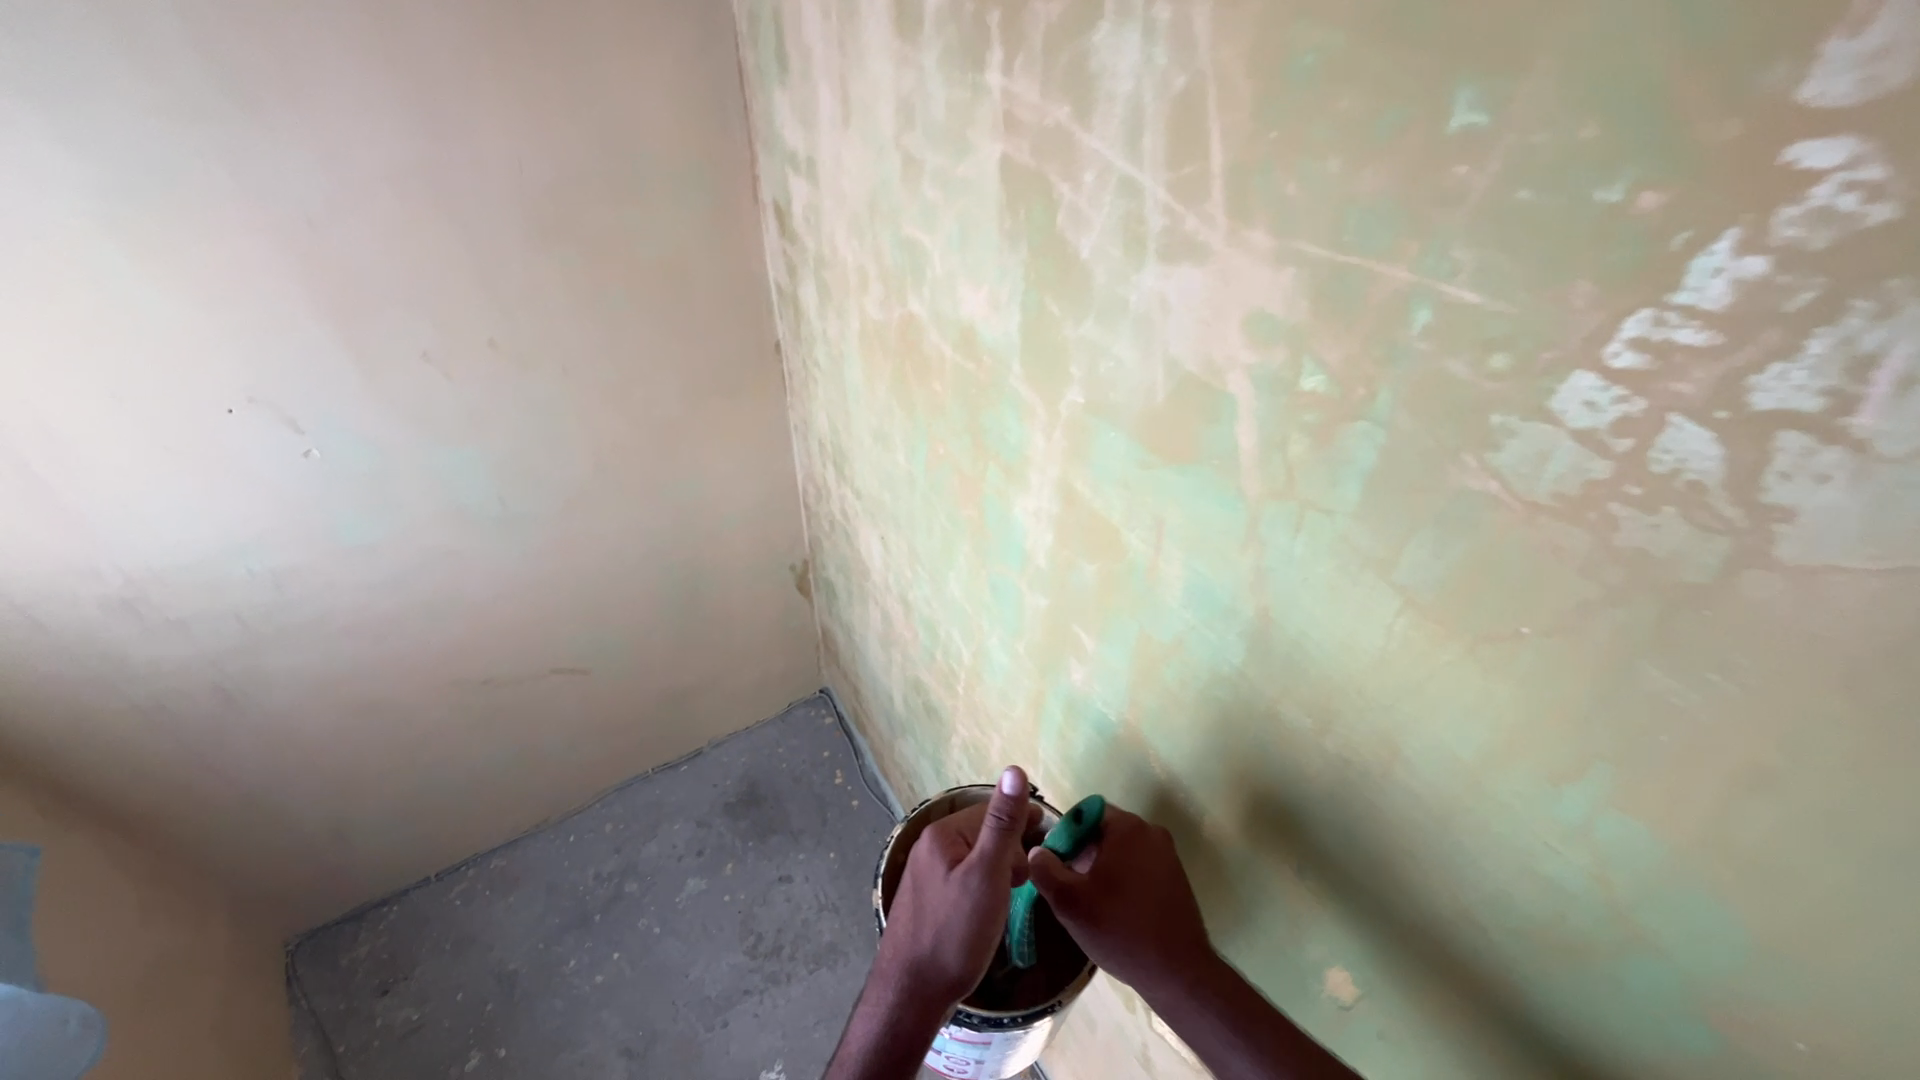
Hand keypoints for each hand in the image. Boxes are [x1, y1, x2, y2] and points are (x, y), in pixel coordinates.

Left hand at [876, 766, 1040, 1007]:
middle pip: (980, 834)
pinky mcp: (927, 903)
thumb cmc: (955, 932)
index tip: (1048, 836)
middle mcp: (928, 849)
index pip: (990, 812)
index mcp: (942, 835)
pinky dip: (983, 887)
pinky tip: (990, 911)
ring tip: (1014, 894)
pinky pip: (962, 881)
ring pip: (972, 859)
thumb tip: (1014, 770)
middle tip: (1029, 878)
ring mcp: (924, 877)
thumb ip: (1003, 823)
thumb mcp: (988, 874)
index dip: (1021, 822)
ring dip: (998, 869)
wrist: (913, 993)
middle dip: (1010, 848)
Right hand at [1025, 804, 1213, 993]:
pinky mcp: (1176, 879)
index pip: (1085, 812)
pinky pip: (1140, 867)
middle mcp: (1151, 832)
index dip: (1065, 834)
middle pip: (1105, 830)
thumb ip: (1045, 869)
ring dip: (1102, 868)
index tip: (1055, 863)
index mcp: (1127, 827)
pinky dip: (1123, 880)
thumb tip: (1038, 852)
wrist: (1177, 972)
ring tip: (1089, 901)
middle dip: (1082, 852)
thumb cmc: (1119, 929)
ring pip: (1122, 851)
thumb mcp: (1068, 901)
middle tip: (1068, 885)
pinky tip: (1114, 911)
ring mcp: (1168, 855)